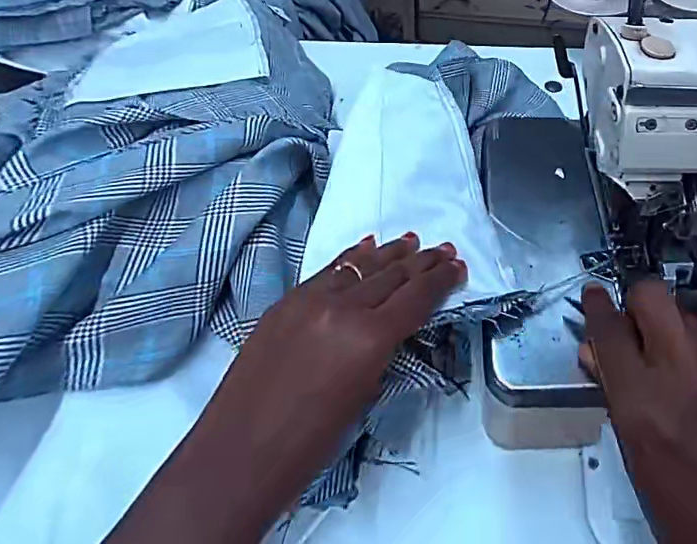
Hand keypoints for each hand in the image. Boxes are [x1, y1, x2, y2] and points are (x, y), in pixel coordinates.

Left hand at [108, 233, 465, 542]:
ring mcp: (310, 299)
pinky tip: (365, 247)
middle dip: (422, 262)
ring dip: (390, 253)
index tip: (457, 267)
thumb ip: (380, 352)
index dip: (440, 280)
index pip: (415, 298)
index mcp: (368, 339)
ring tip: (413, 241)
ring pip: (360, 265)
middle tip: (444, 250)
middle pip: (392, 274)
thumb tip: (392, 325)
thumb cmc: (308, 446)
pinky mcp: (286, 300)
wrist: (239, 454)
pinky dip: (351, 258)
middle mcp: (342, 308)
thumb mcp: (361, 398)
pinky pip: (328, 271)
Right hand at [579, 280, 696, 543]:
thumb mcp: (635, 454)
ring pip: (694, 323)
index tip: (596, 296)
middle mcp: (683, 377)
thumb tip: (596, 354)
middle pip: (651, 296)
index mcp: (641, 402)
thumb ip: (616, 394)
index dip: (598, 306)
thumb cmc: (691, 515)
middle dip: (642, 302)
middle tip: (643, 322)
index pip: (608, 327)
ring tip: (690, 376)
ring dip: (684, 340)